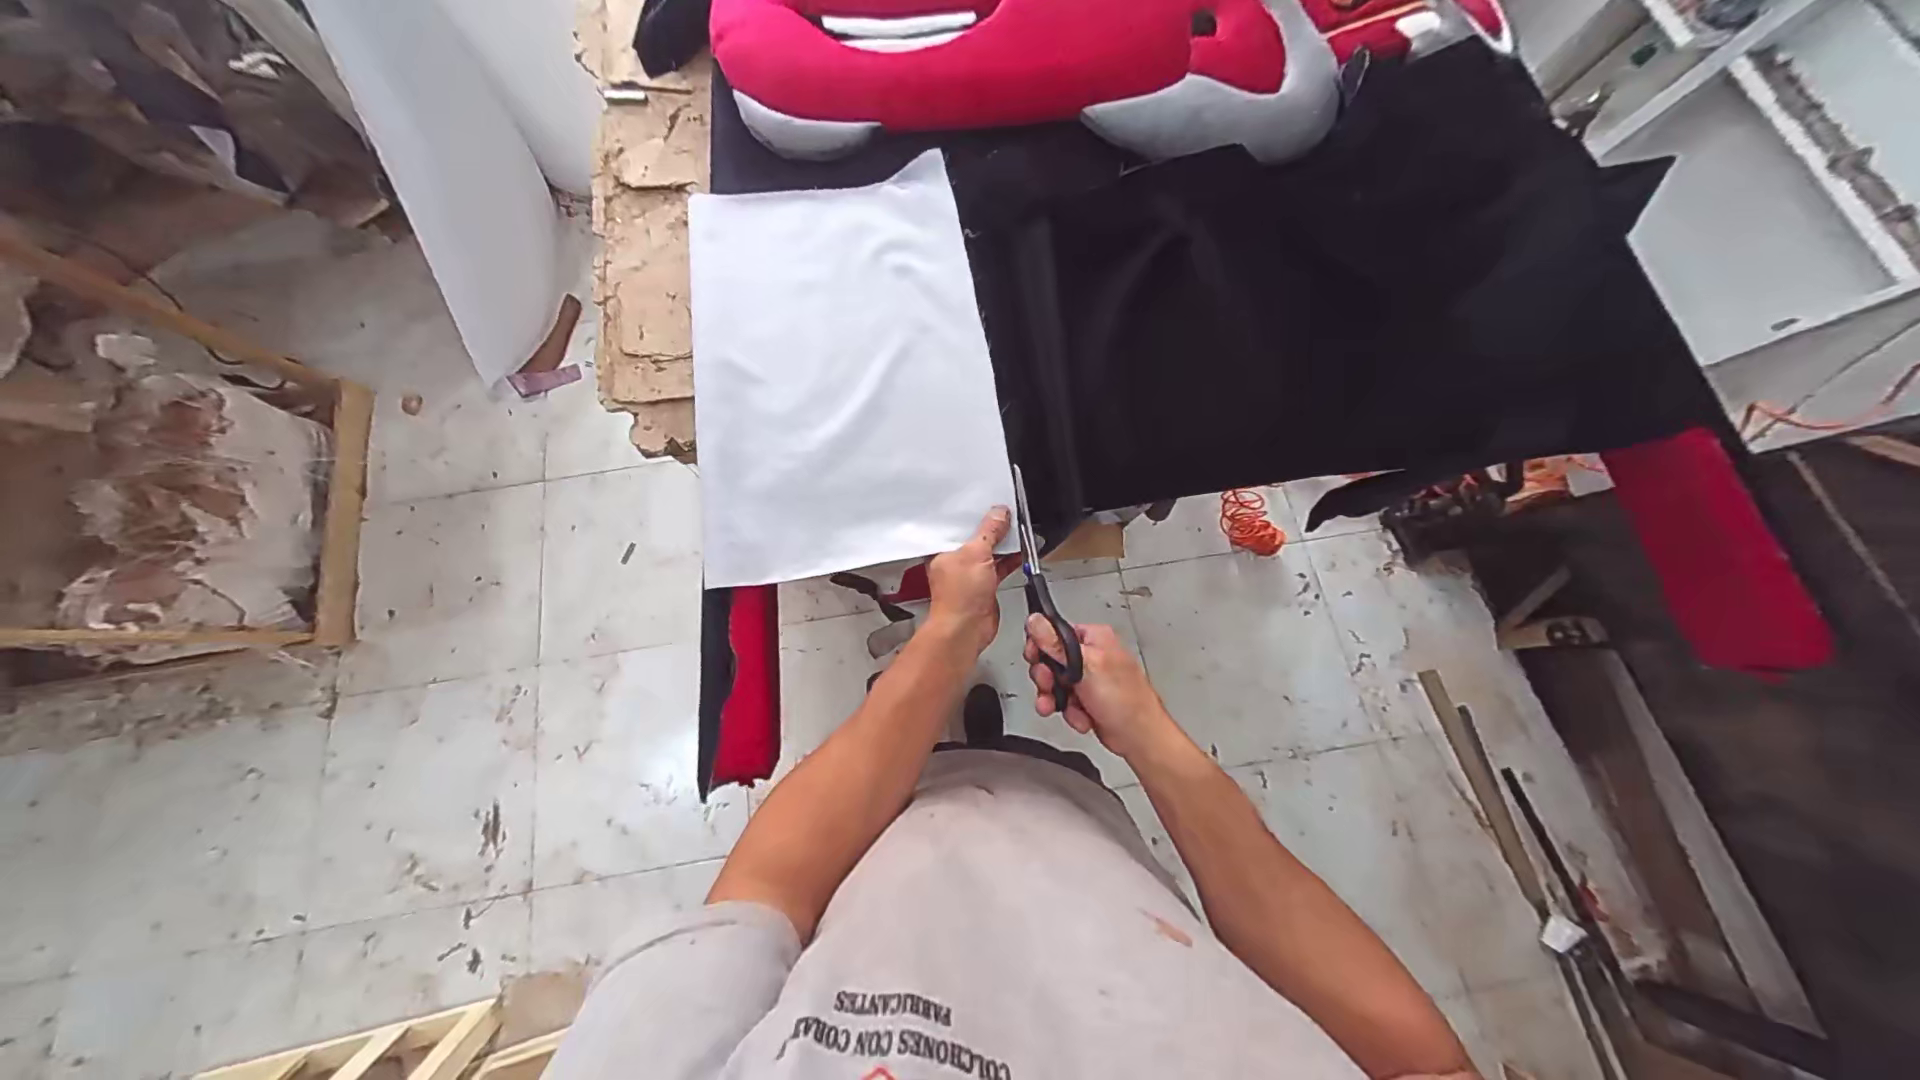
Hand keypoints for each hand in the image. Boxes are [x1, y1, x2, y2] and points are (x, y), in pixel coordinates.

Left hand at [924, 507, 1018, 656]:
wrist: (966, 630)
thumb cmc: (957, 598)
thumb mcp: (975, 554)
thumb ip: (989, 532)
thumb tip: (999, 514)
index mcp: (943, 550)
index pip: (960, 525)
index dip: (976, 514)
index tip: (993, 506)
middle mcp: (955, 562)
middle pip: (976, 538)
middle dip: (992, 528)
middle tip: (1008, 516)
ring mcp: (970, 575)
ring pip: (989, 552)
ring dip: (1003, 544)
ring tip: (1018, 530)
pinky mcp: (984, 586)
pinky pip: (998, 567)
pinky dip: (1010, 560)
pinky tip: (1020, 552)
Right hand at [1025, 615, 1179, 761]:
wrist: (1139, 737)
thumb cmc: (1126, 700)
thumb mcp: (1085, 666)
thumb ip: (1056, 644)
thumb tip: (1035, 620)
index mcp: (1093, 637)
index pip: (1054, 632)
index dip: (1040, 647)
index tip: (1036, 660)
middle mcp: (1091, 654)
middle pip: (1050, 659)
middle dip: (1048, 679)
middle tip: (1051, 686)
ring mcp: (1089, 677)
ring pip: (1054, 683)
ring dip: (1056, 699)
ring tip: (1066, 706)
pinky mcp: (1087, 697)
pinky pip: (1064, 701)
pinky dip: (1070, 711)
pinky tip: (1083, 715)